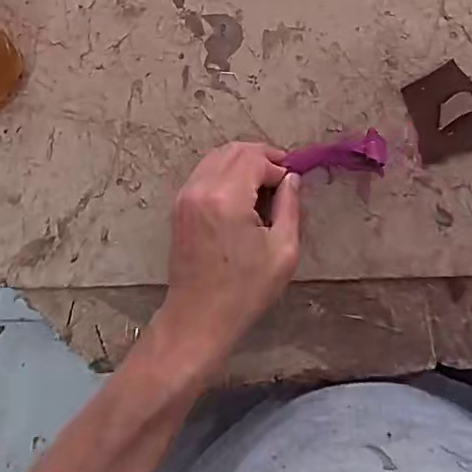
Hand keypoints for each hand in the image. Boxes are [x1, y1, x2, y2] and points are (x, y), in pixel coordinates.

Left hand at [154, 142, 300, 357]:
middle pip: (236, 150)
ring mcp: (186, 196)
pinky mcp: (179, 206)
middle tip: (282, 178)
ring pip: (219, 155)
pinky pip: (206, 170)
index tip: (291, 186)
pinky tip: (242, 192)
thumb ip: (290, 206)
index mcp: (226, 198)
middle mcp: (201, 189)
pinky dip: (227, 170)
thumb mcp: (283, 250)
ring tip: (264, 183)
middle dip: (263, 157)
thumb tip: (292, 179)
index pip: (257, 159)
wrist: (196, 321)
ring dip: (245, 161)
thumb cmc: (244, 291)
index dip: (279, 167)